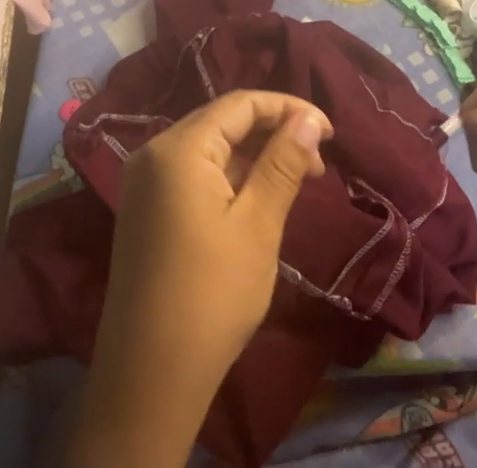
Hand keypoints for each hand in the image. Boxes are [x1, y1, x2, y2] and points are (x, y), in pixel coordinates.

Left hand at [68, 91, 330, 467]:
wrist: (151, 371)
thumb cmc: (213, 294)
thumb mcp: (258, 224)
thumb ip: (283, 163)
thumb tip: (309, 119)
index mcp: (178, 148)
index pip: (239, 104)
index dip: (288, 108)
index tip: (331, 133)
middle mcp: (153, 154)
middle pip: (221, 121)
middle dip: (272, 132)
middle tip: (317, 165)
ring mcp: (144, 183)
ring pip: (209, 149)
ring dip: (254, 157)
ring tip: (295, 185)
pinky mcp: (146, 210)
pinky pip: (193, 174)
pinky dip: (230, 178)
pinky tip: (258, 201)